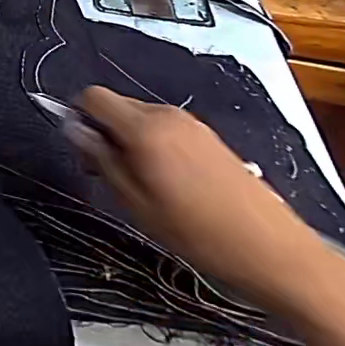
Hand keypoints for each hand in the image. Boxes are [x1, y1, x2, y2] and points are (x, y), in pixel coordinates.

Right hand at [69, 86, 340, 316]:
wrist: (270, 249)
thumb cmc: (198, 234)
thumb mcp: (134, 203)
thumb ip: (100, 159)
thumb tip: (74, 130)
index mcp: (145, 128)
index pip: (93, 96)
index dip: (79, 117)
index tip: (80, 147)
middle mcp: (168, 115)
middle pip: (118, 105)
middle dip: (105, 132)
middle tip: (107, 175)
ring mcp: (192, 124)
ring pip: (141, 119)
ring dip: (130, 142)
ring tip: (140, 187)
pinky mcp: (208, 136)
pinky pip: (166, 129)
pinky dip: (154, 147)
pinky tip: (167, 185)